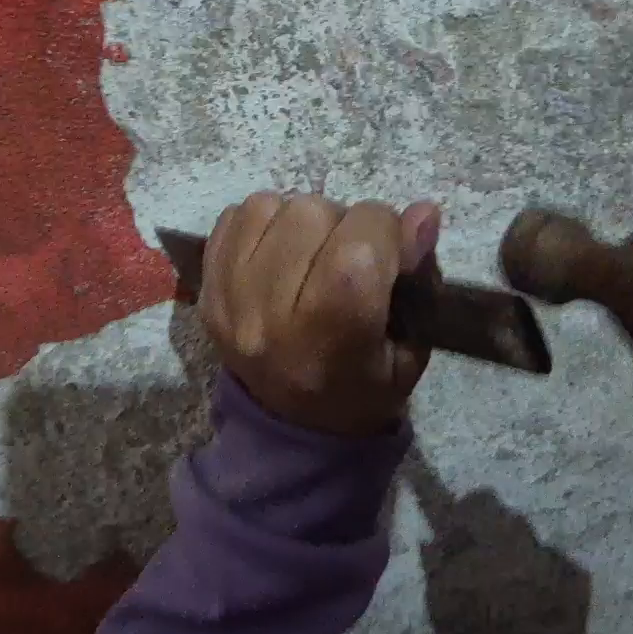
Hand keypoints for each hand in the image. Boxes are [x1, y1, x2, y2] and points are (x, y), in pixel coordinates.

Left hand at [199, 192, 440, 435]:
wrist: (291, 428)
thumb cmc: (364, 388)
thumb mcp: (410, 347)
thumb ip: (420, 275)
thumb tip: (424, 211)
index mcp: (331, 332)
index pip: (362, 238)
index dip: (387, 229)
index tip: (392, 250)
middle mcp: (271, 311)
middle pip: (312, 213)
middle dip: (344, 222)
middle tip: (351, 253)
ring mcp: (230, 297)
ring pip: (271, 205)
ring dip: (301, 218)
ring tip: (313, 251)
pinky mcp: (208, 287)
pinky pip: (236, 215)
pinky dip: (264, 221)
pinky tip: (279, 250)